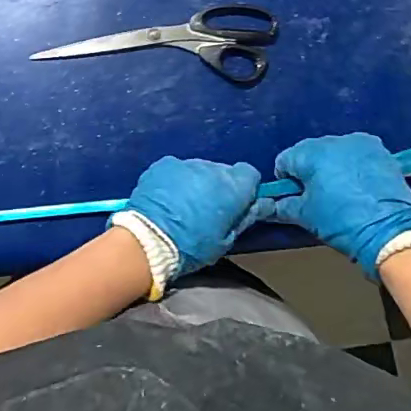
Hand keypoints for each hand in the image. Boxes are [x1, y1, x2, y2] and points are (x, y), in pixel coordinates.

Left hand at [122, 157, 270, 276]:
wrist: (146, 242)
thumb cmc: (191, 247)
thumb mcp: (225, 240)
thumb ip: (247, 217)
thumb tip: (265, 203)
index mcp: (232, 186)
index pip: (250, 174)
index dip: (245, 189)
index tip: (236, 205)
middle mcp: (212, 168)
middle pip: (224, 171)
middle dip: (220, 186)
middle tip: (208, 210)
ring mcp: (186, 163)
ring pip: (201, 169)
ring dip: (199, 183)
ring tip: (185, 206)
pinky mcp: (164, 164)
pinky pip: (178, 169)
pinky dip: (177, 181)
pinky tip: (168, 199)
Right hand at [273, 133, 410, 278]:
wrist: (392, 231)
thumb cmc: (343, 222)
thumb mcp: (307, 216)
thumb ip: (284, 206)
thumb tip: (272, 205)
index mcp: (313, 152)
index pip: (286, 160)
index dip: (286, 180)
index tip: (296, 198)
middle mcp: (335, 140)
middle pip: (311, 152)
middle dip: (310, 171)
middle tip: (318, 197)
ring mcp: (360, 142)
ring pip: (335, 151)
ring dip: (332, 166)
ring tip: (341, 193)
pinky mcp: (381, 150)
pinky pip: (357, 154)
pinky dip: (354, 165)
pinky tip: (360, 186)